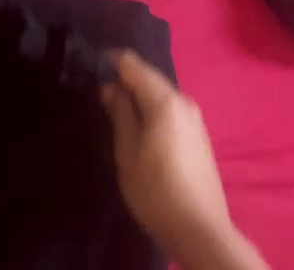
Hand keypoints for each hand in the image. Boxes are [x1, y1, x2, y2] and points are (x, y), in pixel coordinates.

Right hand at [101, 51, 267, 269]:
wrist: (201, 232)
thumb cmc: (157, 192)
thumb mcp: (127, 154)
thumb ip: (120, 114)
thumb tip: (110, 88)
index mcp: (164, 101)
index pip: (133, 64)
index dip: (111, 62)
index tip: (92, 68)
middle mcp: (184, 102)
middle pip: (150, 78)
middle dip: (126, 80)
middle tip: (101, 92)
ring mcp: (196, 120)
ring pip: (161, 95)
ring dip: (140, 97)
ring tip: (117, 109)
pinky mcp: (200, 137)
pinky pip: (172, 110)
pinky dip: (154, 110)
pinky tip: (142, 127)